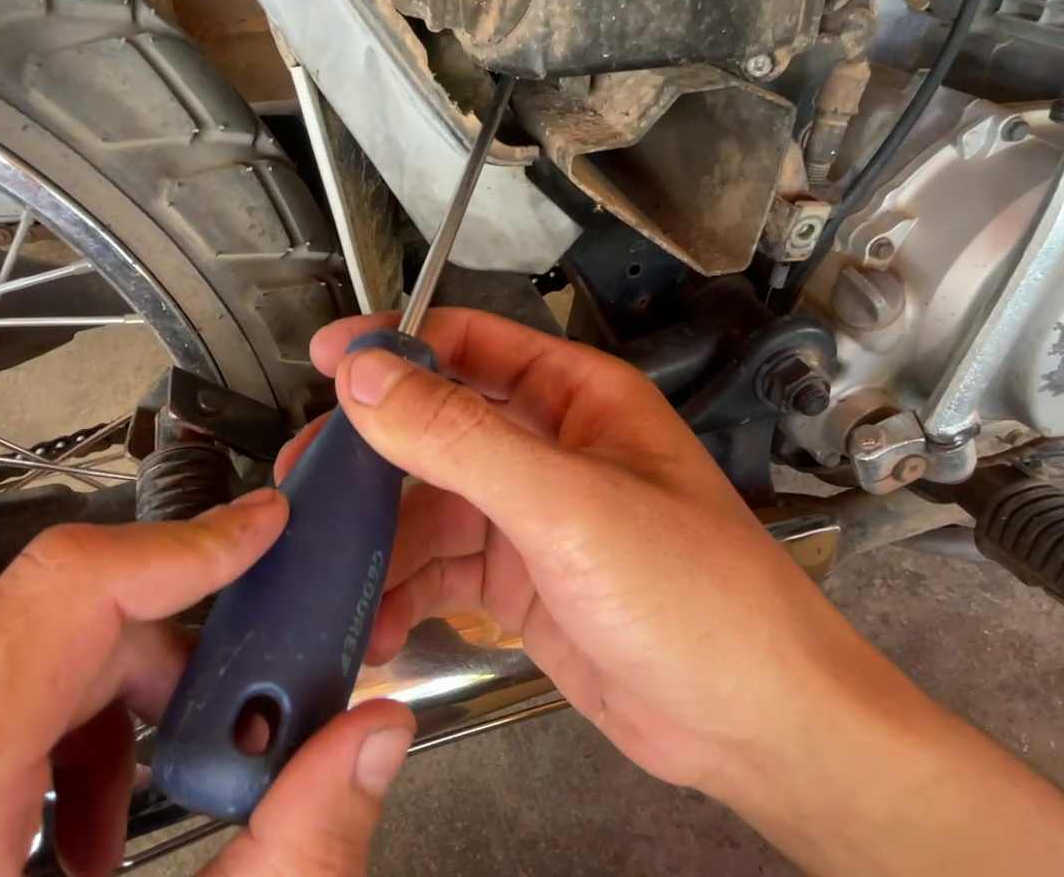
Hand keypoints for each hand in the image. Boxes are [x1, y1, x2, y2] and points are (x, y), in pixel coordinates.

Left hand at [0, 493, 415, 876]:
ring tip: (104, 838)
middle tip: (207, 751)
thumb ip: (289, 859)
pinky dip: (18, 740)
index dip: (184, 545)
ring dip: (88, 713)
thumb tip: (370, 735)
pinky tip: (31, 844)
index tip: (259, 532)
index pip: (62, 596)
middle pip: (45, 626)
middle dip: (155, 672)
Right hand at [293, 309, 1063, 876]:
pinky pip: (443, 571)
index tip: (328, 359)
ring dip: (380, 534)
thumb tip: (372, 378)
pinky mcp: (523, 583)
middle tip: (309, 475)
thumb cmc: (701, 596)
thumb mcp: (570, 505)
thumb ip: (463, 439)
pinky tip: (378, 620)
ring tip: (329, 565)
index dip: (395, 345)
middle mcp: (552, 450)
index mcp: (578, 399)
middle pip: (437, 426)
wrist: (754, 720)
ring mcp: (534, 519)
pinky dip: (404, 591)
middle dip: (371, 451)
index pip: (470, 344)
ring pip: (432, 505)